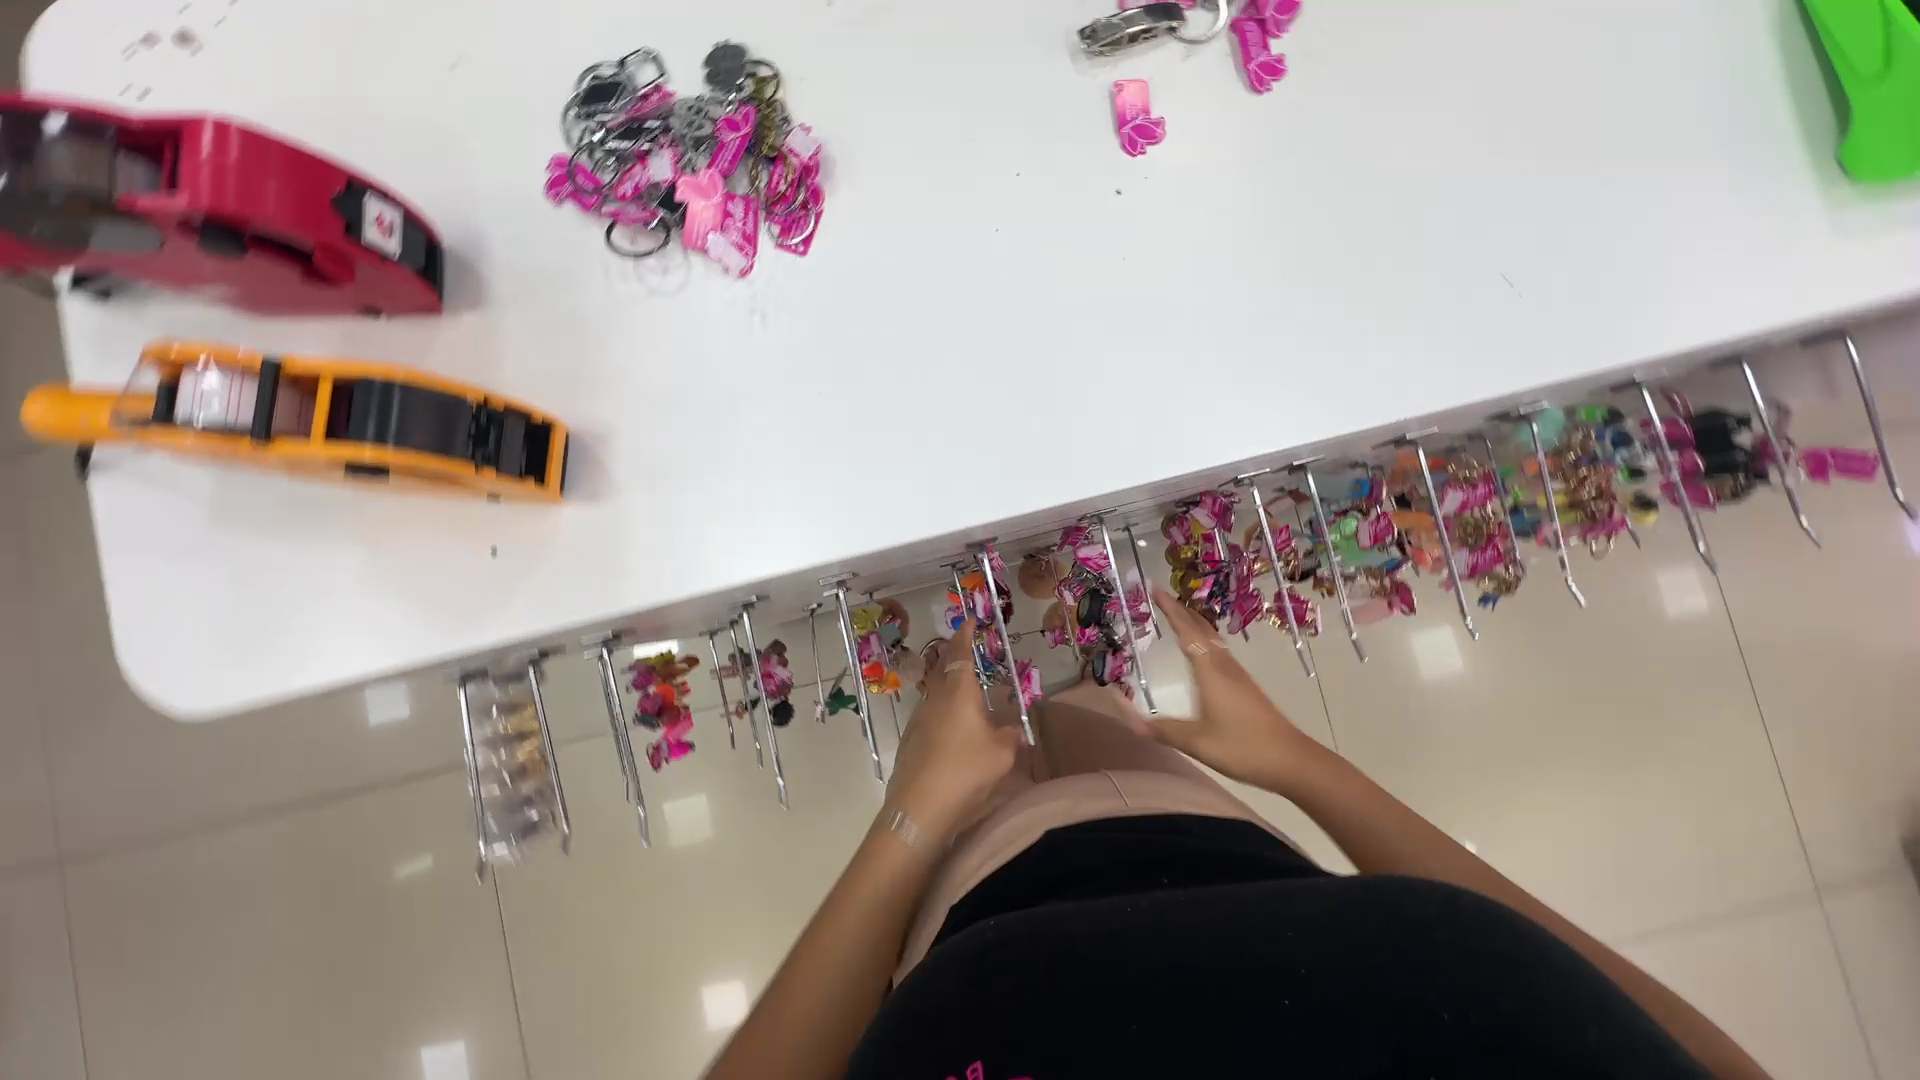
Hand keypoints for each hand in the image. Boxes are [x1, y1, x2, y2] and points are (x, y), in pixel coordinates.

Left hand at [885, 617, 1021, 838]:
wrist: (919, 808)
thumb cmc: (965, 771)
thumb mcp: (1002, 754)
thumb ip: (1009, 736)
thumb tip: (1012, 730)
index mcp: (958, 692)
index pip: (960, 654)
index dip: (965, 636)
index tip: (969, 621)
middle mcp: (935, 699)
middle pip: (943, 671)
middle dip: (955, 659)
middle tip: (968, 652)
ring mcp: (918, 720)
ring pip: (936, 695)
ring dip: (949, 689)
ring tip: (967, 696)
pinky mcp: (911, 742)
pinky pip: (931, 717)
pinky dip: (944, 715)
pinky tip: (953, 732)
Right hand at [1144, 588, 1321, 791]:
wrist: (1291, 761)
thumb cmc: (1243, 747)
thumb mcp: (1197, 743)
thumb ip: (1163, 731)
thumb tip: (1130, 721)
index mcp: (1211, 672)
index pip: (1187, 633)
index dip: (1171, 611)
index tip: (1155, 590)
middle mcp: (1225, 667)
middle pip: (1202, 630)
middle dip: (1182, 611)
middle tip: (1163, 597)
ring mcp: (1238, 676)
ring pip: (1213, 640)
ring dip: (1195, 625)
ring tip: (1179, 618)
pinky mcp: (1245, 687)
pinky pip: (1219, 652)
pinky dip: (1205, 642)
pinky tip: (1203, 653)